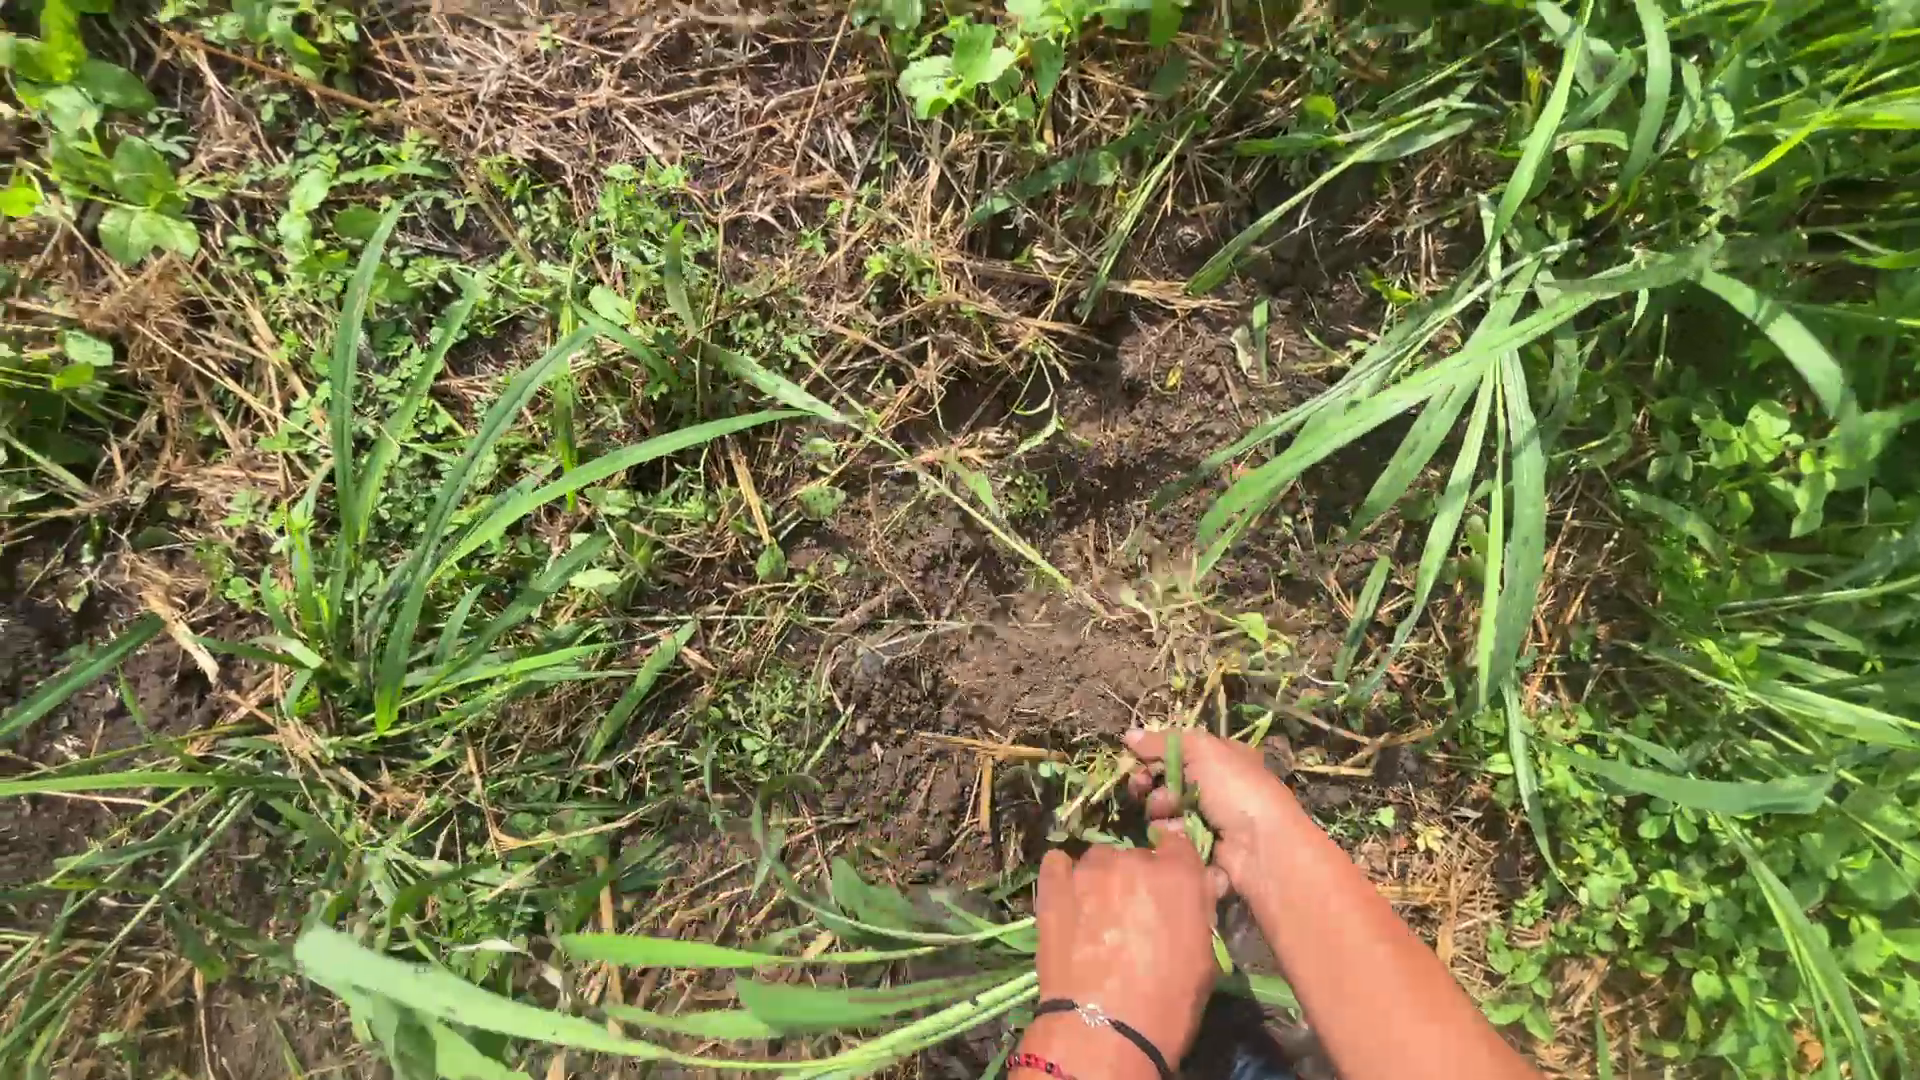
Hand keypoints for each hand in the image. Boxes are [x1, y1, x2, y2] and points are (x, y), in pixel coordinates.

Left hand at [1031, 831, 1218, 1069]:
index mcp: (1176, 875)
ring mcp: (1089, 870)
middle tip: (1135, 916)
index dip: (1175, 863)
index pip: (1178, 844)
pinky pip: (1058, 864)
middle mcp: (1132, 861)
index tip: (1170, 885)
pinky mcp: (1055, 884)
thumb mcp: (1204, 960)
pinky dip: (1064, 877)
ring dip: (1103, 879)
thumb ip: (1201, 910)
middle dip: (1139, 879)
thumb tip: (1204, 882)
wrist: (1104, 1030)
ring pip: (1099, 860)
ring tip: (1098, 915)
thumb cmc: (1166, 1003)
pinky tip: (1068, 901)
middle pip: (1137, 856)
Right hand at [1126, 727, 1294, 891]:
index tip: (1137, 761)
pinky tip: (1175, 832)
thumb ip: (1162, 741)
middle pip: (1169, 780)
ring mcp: (1210, 817)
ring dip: (1160, 809)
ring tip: (1165, 812)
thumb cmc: (1236, 788)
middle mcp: (1216, 785)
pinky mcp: (1203, 845)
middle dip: (1152, 783)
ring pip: (1167, 809)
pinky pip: (1174, 835)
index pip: (1178, 751)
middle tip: (1141, 787)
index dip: (1154, 755)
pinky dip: (1170, 833)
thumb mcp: (1201, 751)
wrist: (1263, 847)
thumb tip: (1128, 735)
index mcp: (1221, 757)